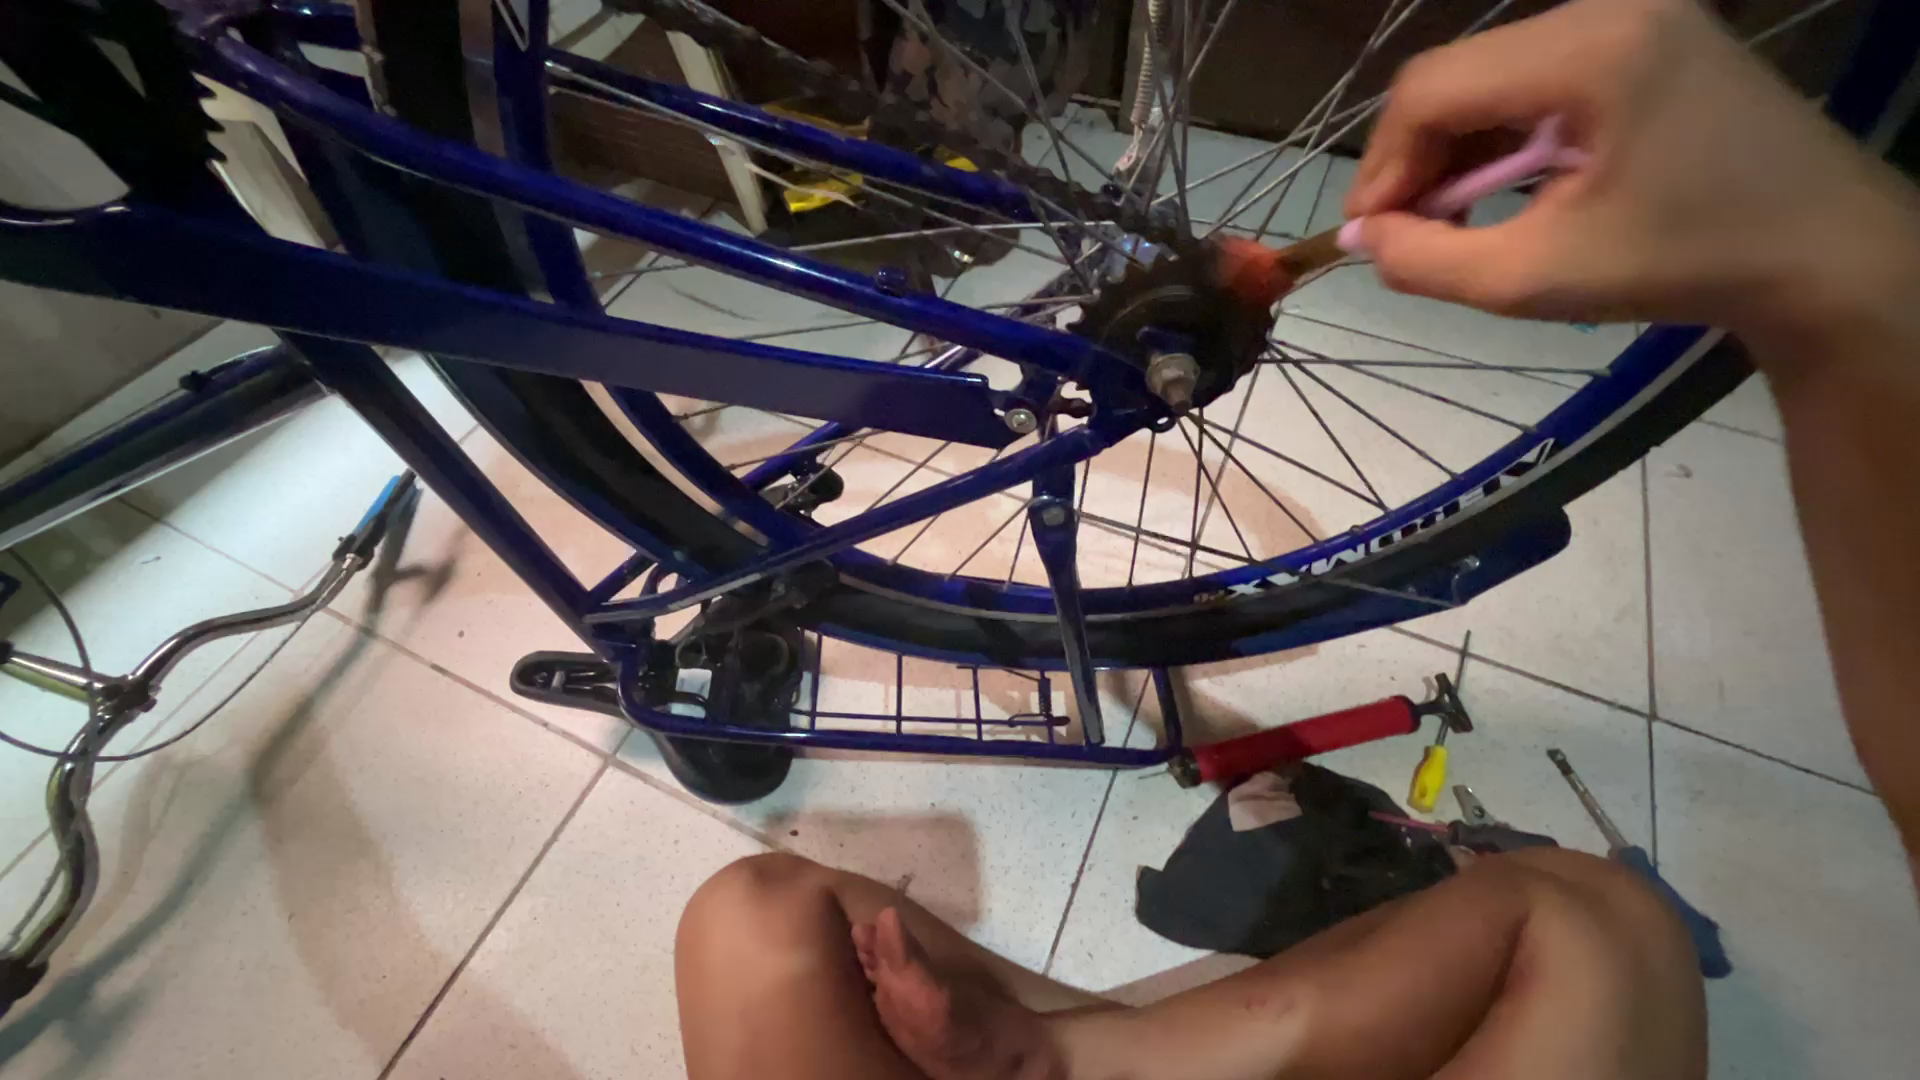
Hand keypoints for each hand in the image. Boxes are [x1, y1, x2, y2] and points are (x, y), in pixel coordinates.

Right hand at [1343, 0, 1919, 357]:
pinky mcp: (1632, 45)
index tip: (1371, 236)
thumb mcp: (1526, 280)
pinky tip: (1488, 192)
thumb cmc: (1675, 264)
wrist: (1814, 248)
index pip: (1429, 90)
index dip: (1380, 166)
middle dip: (1408, 161)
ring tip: (1442, 221)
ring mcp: (1624, 21)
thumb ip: (1421, 260)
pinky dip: (1484, 143)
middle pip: (1449, 78)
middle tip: (1401, 233)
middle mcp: (1604, 12)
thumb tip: (1357, 239)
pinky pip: (1518, 85)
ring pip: (1476, 81)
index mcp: (1589, 54)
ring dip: (1441, 155)